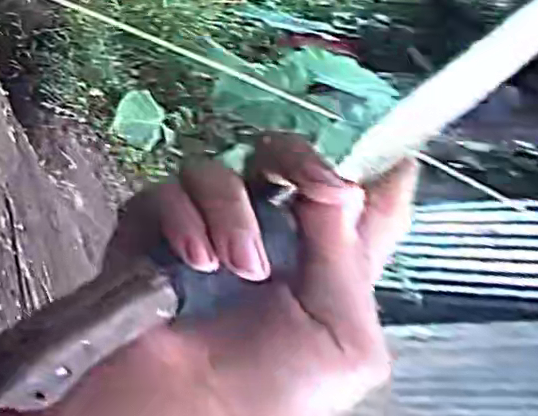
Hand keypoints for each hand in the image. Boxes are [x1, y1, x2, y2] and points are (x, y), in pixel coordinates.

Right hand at [63, 135, 416, 415]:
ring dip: (230, 214)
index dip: (373, 169)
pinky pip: (163, 193)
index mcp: (324, 257)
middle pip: (276, 160)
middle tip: (307, 180)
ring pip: (213, 172)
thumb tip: (337, 179)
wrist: (193, 393)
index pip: (358, 203)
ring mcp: (199, 218)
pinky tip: (191, 258)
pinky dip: (180, 220)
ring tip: (233, 266)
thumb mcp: (341, 330)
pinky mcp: (148, 218)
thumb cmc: (280, 380)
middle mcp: (263, 227)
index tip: (389, 146)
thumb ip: (339, 252)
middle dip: (291, 157)